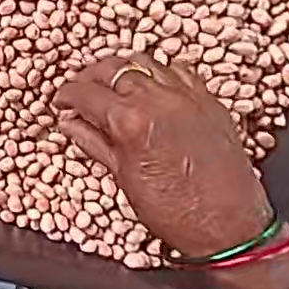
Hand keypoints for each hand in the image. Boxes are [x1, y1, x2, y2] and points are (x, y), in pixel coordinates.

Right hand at [54, 54, 288, 288]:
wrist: (227, 226)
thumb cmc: (173, 211)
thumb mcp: (122, 176)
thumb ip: (94, 141)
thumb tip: (70, 123)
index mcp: (130, 121)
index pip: (85, 93)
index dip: (66, 95)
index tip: (61, 102)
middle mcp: (158, 100)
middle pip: (111, 69)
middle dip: (89, 78)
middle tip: (81, 93)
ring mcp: (186, 97)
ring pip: (143, 63)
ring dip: (121, 71)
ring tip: (111, 86)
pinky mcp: (208, 100)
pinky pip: (177, 71)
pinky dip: (157, 74)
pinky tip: (149, 88)